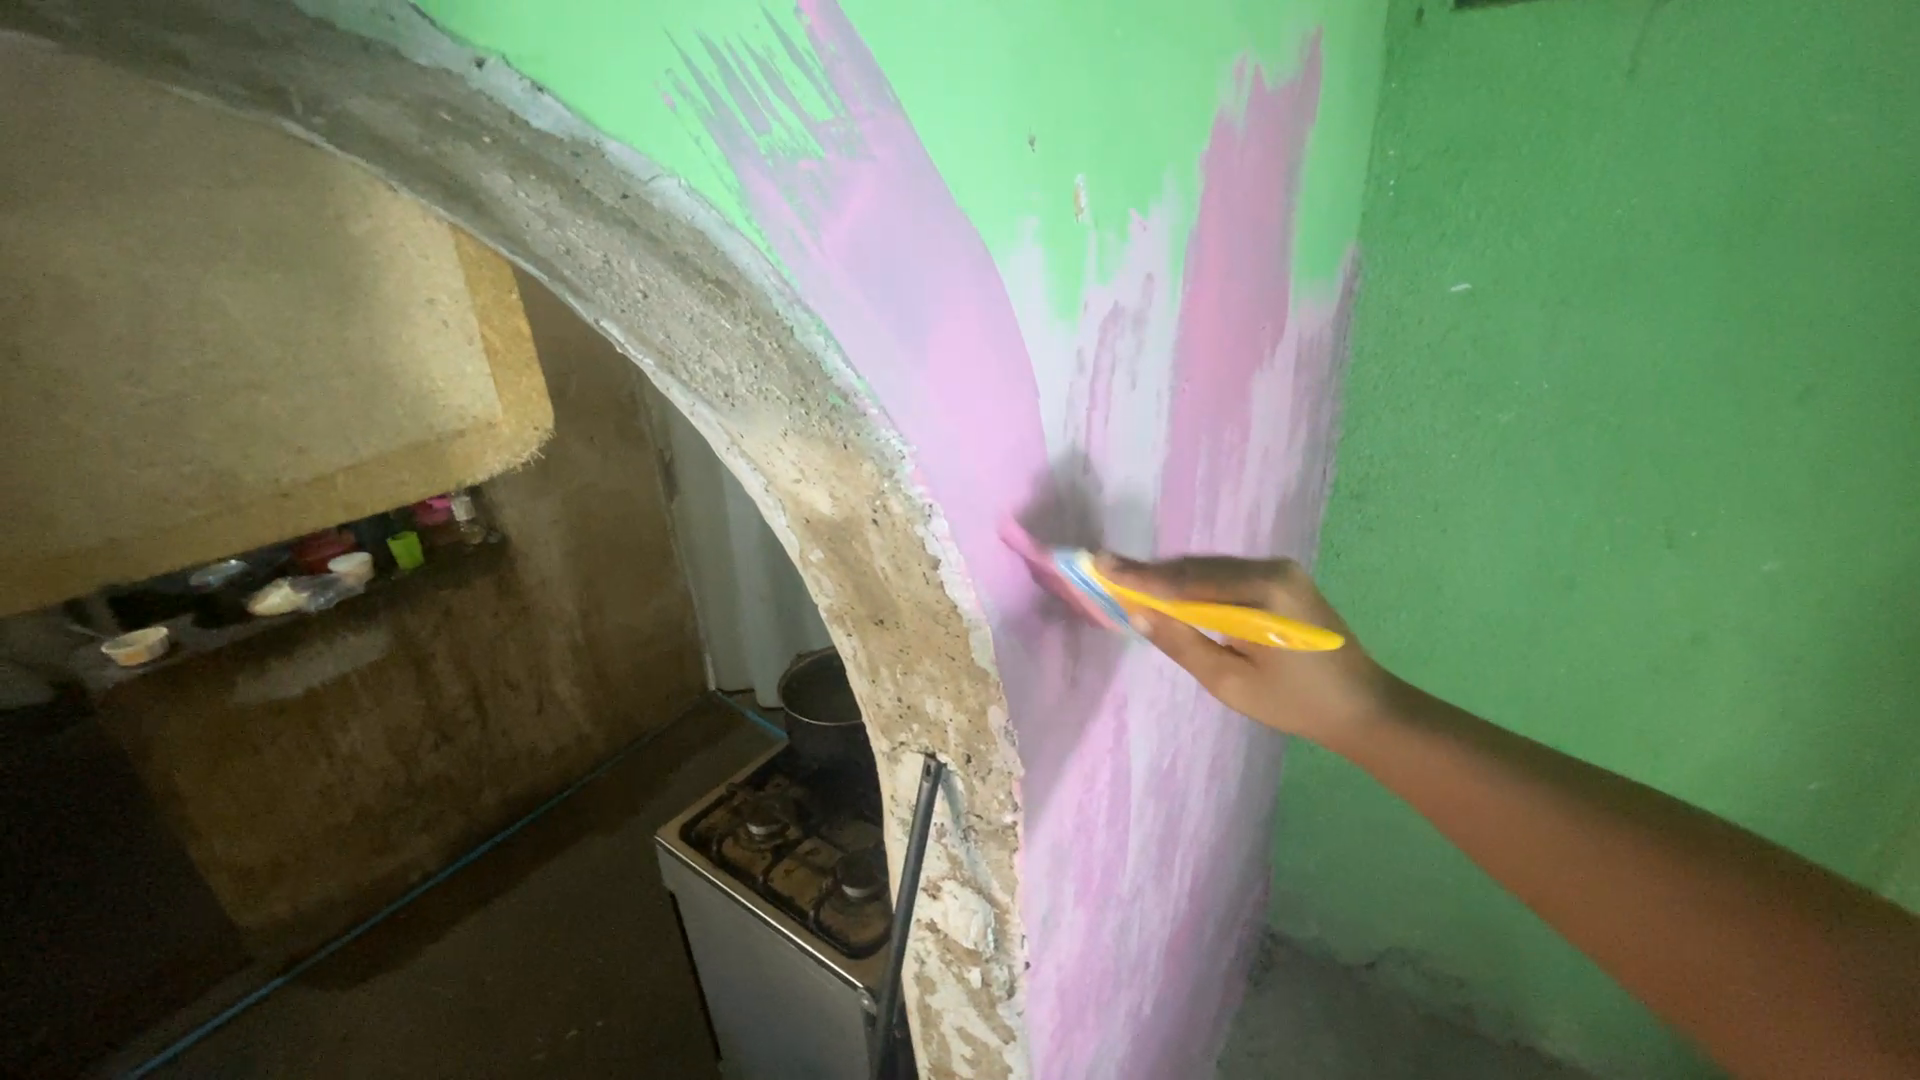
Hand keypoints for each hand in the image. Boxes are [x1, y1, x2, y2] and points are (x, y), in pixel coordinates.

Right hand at [1096, 554, 1395, 744]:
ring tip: (1127, 581)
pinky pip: (1225, 575)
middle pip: (1196, 568)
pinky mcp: (1281, 579)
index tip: (1100, 564)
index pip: (1187, 580)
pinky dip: (1194, 583)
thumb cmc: (1296, 703)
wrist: (1363, 706)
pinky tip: (1169, 593)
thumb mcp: (1230, 683)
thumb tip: (1138, 613)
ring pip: (1208, 568)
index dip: (1140, 575)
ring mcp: (1279, 570)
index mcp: (1263, 593)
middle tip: (1106, 571)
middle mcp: (1272, 569)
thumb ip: (1182, 643)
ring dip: (1170, 578)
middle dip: (1150, 573)